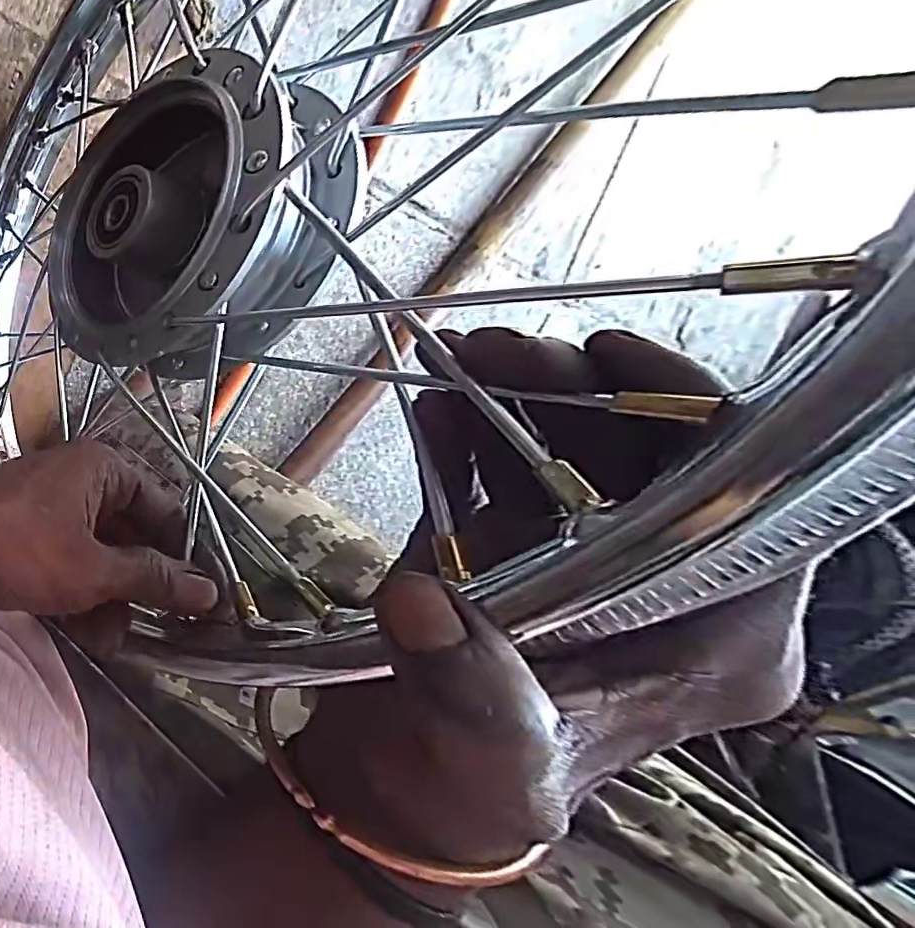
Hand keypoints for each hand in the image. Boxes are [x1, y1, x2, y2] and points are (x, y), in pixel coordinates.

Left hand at [0, 440, 219, 617]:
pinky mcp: (24, 530)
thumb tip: (208, 589)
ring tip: (106, 640)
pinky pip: (66, 559)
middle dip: (138, 587)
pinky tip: (82, 631)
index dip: (183, 556)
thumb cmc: (13, 547)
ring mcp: (49, 505)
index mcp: (104, 469)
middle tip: (150, 631)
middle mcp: (80, 479)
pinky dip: (77, 592)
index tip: (200, 603)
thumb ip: (151, 579)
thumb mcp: (91, 568)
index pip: (165, 509)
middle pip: (130, 534)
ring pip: (97, 553)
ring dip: (107, 598)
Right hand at [289, 328, 806, 873]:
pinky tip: (433, 404)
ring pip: (559, 454)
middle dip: (573, 394)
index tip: (612, 356)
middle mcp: (643, 585)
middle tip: (496, 350)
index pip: (744, 505)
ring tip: (455, 359)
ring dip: (509, 399)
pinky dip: (460, 432)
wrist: (392, 779)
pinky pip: (486, 472)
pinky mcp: (489, 548)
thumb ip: (470, 686)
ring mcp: (559, 560)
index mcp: (701, 635)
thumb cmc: (460, 786)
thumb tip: (419, 603)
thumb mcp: (482, 756)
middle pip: (640, 461)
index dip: (697, 420)